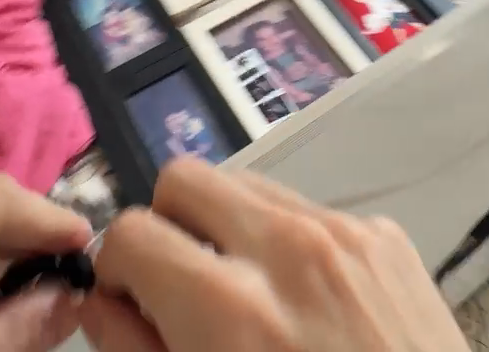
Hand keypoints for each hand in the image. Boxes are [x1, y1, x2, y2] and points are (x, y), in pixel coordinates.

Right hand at [82, 160, 466, 351]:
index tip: (133, 299)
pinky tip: (308, 301)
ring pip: (245, 185)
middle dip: (169, 226)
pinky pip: (305, 208)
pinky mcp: (384, 234)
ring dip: (228, 229)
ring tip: (249, 293)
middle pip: (185, 178)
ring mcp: (346, 232)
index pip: (133, 232)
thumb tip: (104, 297)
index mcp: (235, 311)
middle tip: (183, 285)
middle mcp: (291, 249)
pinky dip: (287, 243)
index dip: (120, 269)